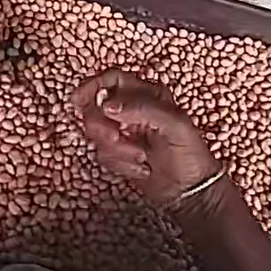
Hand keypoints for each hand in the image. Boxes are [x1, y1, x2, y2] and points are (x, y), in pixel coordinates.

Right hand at [71, 70, 220, 207]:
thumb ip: (143, 108)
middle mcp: (133, 110)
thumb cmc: (191, 154)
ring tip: (140, 157)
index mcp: (148, 94)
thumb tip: (107, 105)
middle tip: (116, 138)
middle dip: (103, 126)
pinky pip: (103, 155)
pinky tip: (141, 168)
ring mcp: (123, 132)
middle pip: (96, 107)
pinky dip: (120, 164)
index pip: (112, 80)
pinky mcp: (118, 154)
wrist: (191, 191)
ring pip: (97, 133)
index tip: (79, 99)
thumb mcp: (175, 125)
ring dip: (116, 150)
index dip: (93, 86)